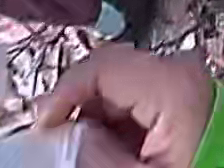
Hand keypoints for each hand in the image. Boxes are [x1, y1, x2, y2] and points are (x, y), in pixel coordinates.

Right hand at [35, 44, 214, 167]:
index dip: (66, 90)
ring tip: (76, 150)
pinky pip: (135, 100)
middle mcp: (176, 70)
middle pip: (109, 72)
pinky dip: (114, 123)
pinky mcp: (182, 99)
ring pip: (119, 85)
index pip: (104, 66)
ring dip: (93, 115)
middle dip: (77, 105)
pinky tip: (104, 150)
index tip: (41, 127)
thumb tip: (62, 135)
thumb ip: (99, 157)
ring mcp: (180, 82)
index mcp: (171, 83)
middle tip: (52, 141)